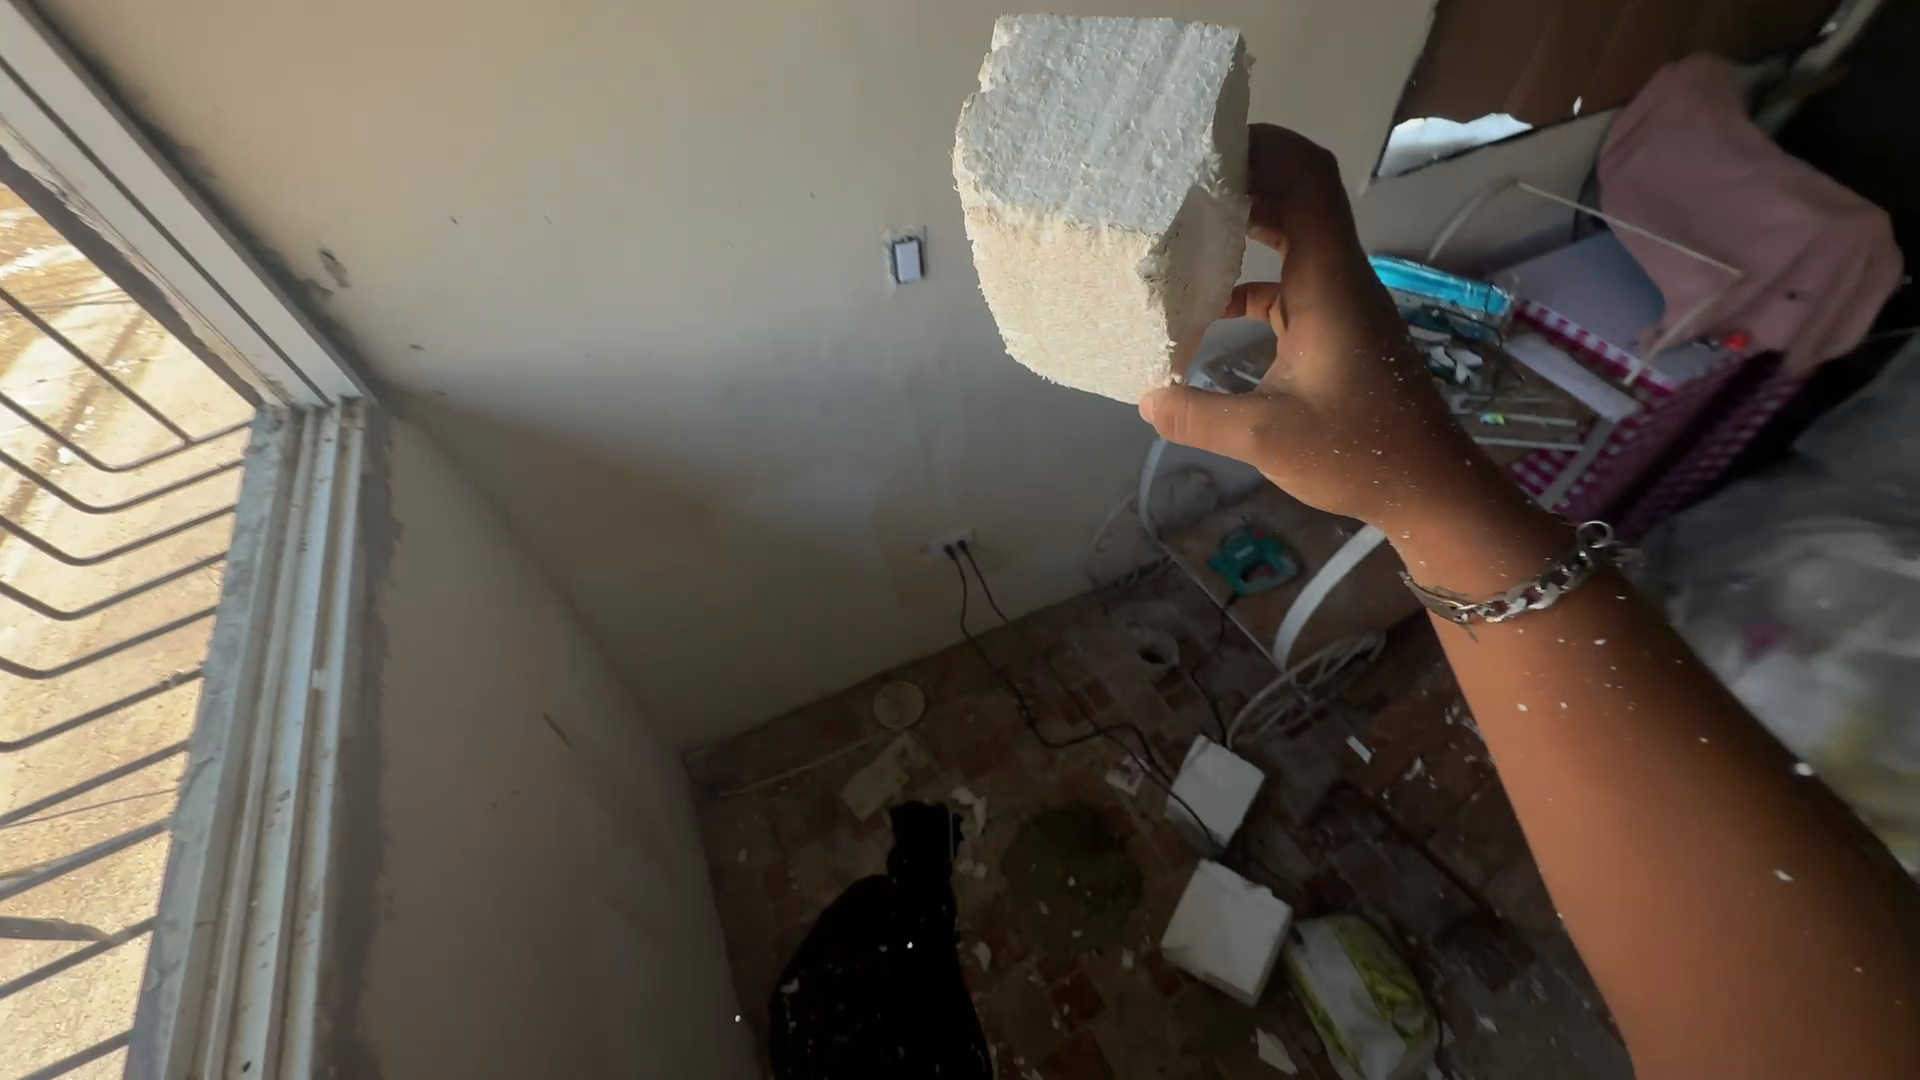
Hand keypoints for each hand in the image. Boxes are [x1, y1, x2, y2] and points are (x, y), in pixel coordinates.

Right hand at [1138, 125, 1501, 531]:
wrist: (1425, 484)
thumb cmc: (1357, 452)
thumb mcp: (1264, 437)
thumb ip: (1198, 416)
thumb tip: (1146, 399)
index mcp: (1328, 285)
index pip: (1308, 185)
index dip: (1267, 150)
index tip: (1212, 149)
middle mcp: (1337, 280)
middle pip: (1299, 200)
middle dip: (1246, 182)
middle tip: (1187, 185)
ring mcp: (1338, 304)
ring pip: (1293, 243)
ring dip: (1245, 232)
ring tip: (1186, 236)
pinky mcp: (1335, 330)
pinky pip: (1287, 288)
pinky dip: (1248, 289)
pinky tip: (1208, 314)